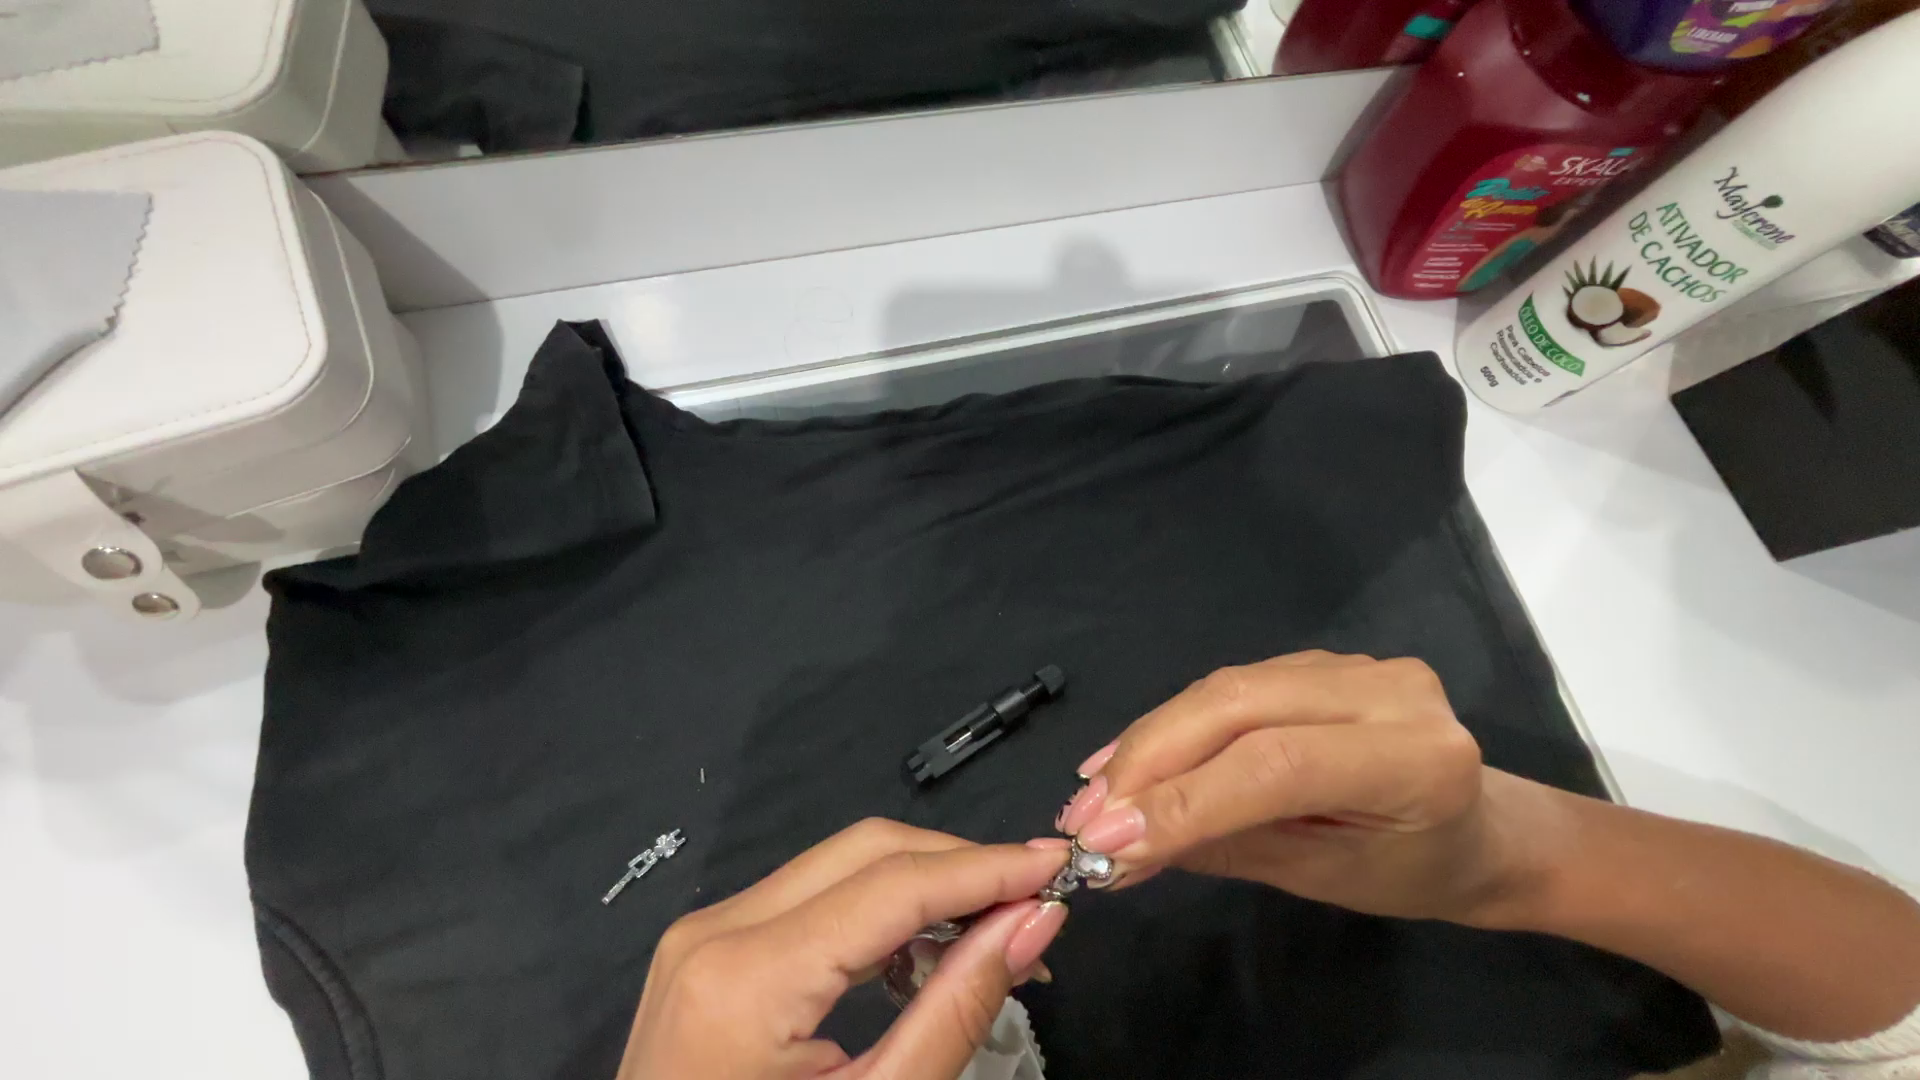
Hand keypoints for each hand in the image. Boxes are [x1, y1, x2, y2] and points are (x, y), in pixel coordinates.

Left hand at [616, 819, 1070, 1079]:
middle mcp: (719, 925)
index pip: (893, 885)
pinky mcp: (712, 942)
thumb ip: (954, 1011)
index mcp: (748, 977)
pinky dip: (880, 908)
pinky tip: (923, 949)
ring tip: (993, 926)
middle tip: (1033, 897)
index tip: (1057, 862)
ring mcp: (707, 929)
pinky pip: (814, 897)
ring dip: (925, 882)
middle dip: (959, 864)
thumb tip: (1031, 924)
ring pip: (842, 864)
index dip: (986, 867)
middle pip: (867, 851)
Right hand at [1059, 651, 1545, 923]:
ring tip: (1094, 789)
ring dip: (1149, 740)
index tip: (1102, 839)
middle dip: (1148, 759)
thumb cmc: (1414, 870)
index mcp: (1416, 758)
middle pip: (1236, 707)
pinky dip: (1174, 723)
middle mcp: (1387, 690)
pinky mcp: (1317, 659)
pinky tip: (1132, 754)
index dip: (1183, 798)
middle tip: (1084, 813)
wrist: (1482, 828)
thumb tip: (1113, 850)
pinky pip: (1228, 686)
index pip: (1275, 765)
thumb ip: (1217, 848)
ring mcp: (1351, 662)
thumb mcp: (1319, 876)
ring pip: (1221, 690)